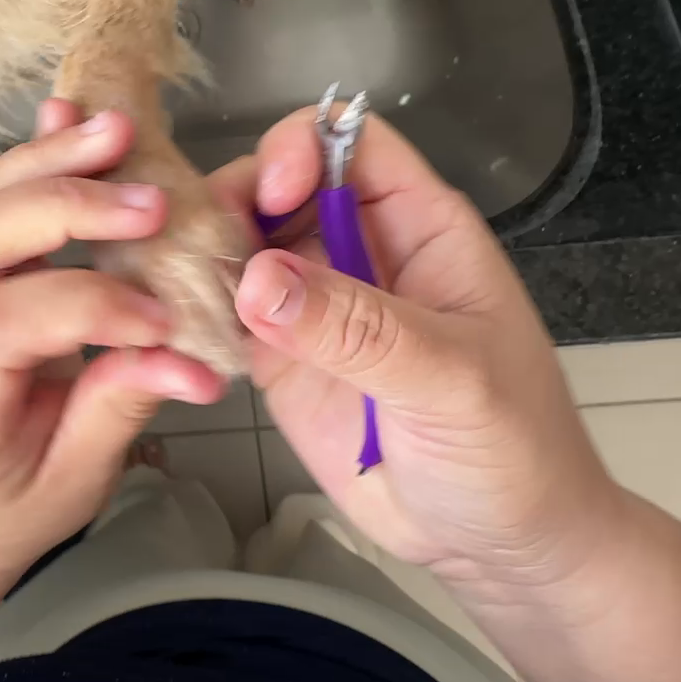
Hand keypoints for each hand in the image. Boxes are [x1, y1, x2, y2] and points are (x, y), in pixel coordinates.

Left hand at [0, 100, 225, 570]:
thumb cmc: (17, 496)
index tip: (164, 320)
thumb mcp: (75, 477)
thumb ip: (122, 407)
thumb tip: (198, 364)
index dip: (89, 307)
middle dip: (64, 207)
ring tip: (118, 132)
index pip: (1, 326)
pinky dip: (31, 157)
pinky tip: (68, 119)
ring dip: (49, 160)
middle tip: (150, 199)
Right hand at [213, 109, 623, 592]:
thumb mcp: (451, 378)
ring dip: (201, 255)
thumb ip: (358, 326)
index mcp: (413, 224)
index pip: (347, 142)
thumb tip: (255, 278)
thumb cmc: (509, 447)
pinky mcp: (277, 351)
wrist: (493, 539)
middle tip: (198, 251)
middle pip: (274, 183)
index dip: (300, 148)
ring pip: (238, 242)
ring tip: (171, 290)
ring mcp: (310, 300)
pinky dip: (194, 310)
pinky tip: (172, 328)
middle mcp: (353, 247)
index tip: (269, 198)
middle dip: (231, 202)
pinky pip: (225, 310)